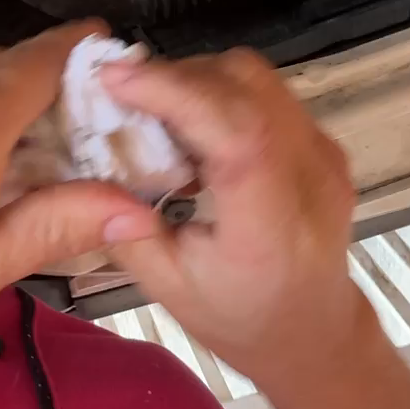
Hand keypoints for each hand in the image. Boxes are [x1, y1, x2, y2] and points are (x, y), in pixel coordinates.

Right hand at [100, 49, 373, 384]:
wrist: (314, 332)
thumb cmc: (238, 318)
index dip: (175, 92)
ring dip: (196, 77)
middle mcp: (310, 177)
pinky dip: (217, 89)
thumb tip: (86, 160)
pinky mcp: (320, 141)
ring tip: (155, 107)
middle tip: (123, 96)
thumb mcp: (167, 287)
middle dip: (175, 76)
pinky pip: (263, 90)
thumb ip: (125, 226)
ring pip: (254, 76)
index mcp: (271, 226)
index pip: (237, 133)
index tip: (114, 80)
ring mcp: (322, 153)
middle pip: (245, 86)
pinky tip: (190, 123)